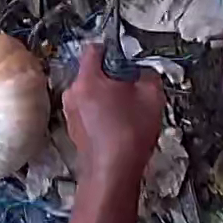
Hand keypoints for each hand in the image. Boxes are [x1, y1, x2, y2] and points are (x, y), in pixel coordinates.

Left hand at [63, 44, 165, 190]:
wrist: (112, 173)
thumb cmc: (128, 135)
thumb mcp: (151, 96)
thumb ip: (148, 75)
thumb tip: (145, 72)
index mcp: (88, 79)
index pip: (95, 49)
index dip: (113, 49)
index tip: (125, 56)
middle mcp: (73, 93)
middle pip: (93, 72)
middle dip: (113, 76)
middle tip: (132, 86)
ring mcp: (71, 112)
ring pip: (91, 92)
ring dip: (107, 95)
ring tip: (128, 108)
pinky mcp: (74, 128)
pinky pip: (88, 109)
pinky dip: (101, 111)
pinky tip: (119, 123)